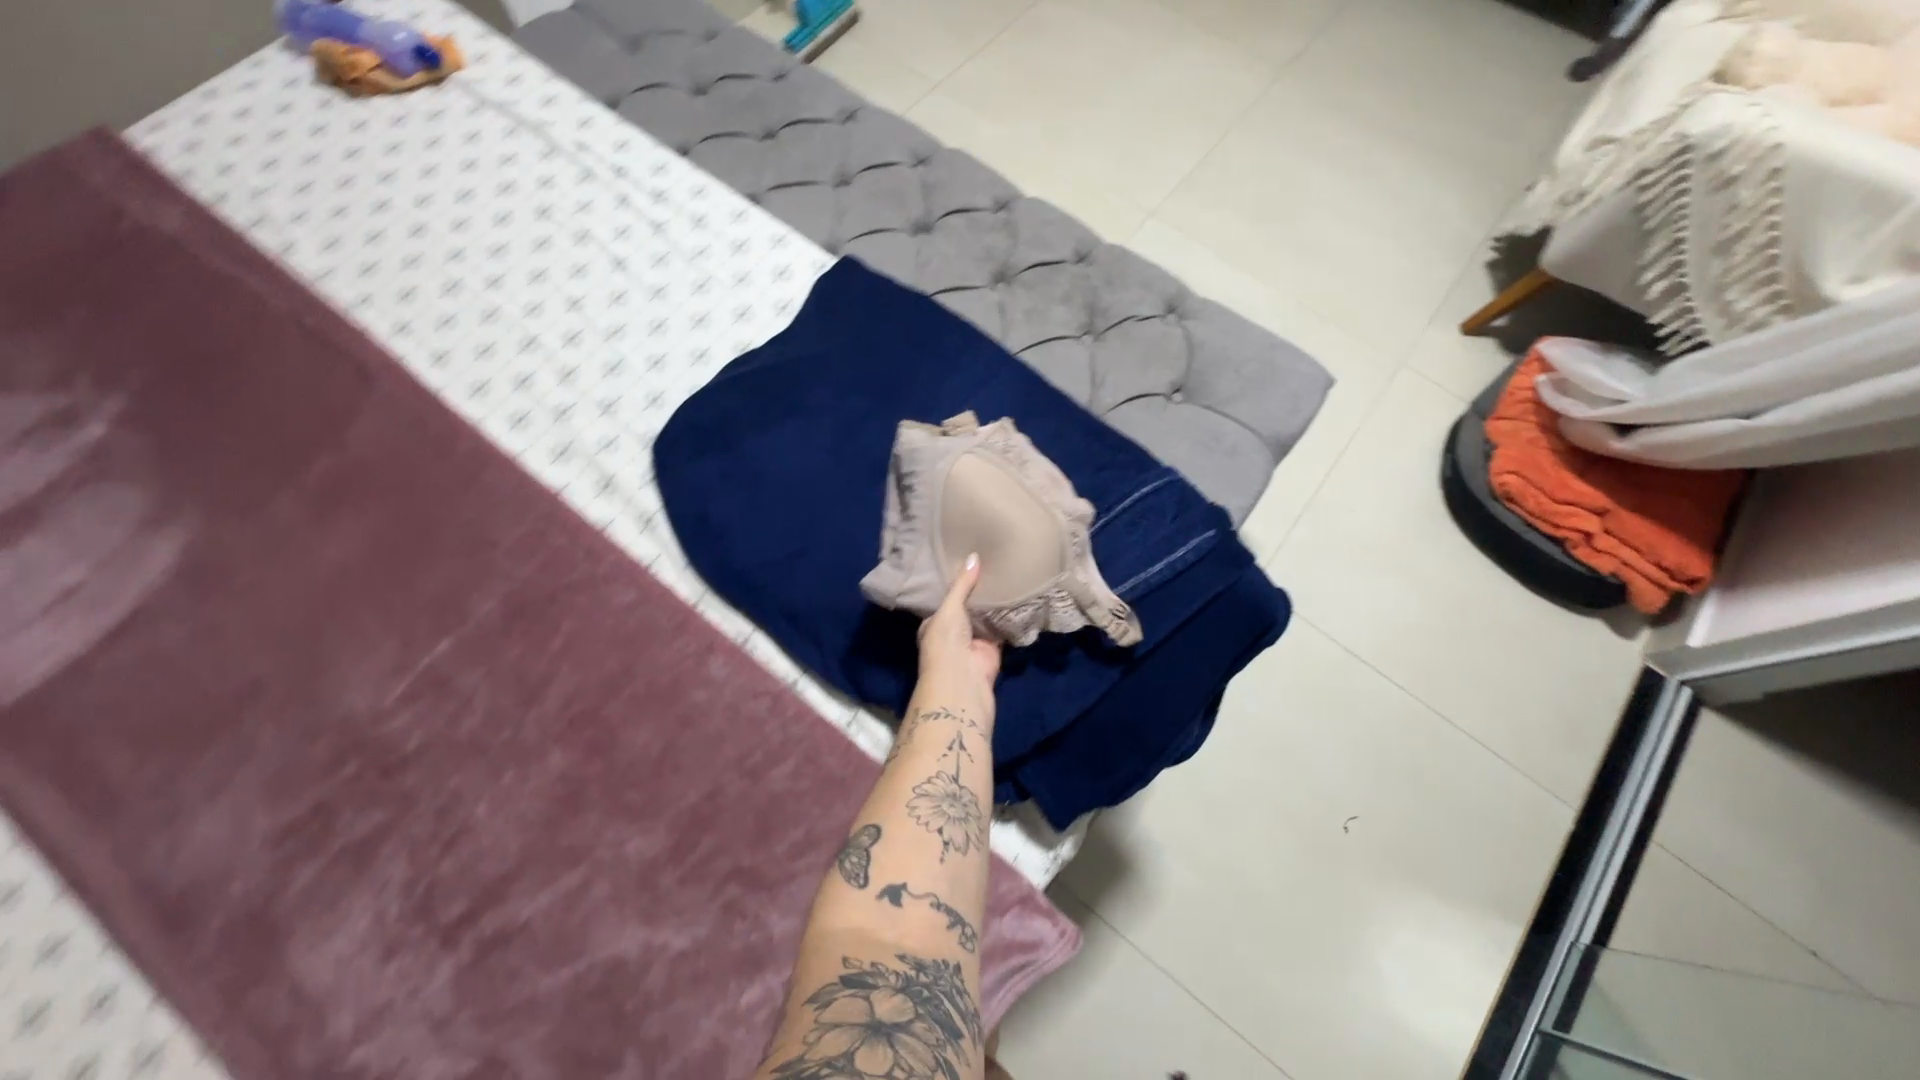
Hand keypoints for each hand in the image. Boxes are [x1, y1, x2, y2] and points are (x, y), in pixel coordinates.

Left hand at [917, 553, 1001, 703]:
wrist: (963, 677)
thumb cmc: (946, 640)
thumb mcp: (950, 607)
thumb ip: (962, 584)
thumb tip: (974, 556)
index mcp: (934, 623)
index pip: (946, 599)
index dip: (956, 584)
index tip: (968, 564)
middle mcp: (953, 632)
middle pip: (967, 608)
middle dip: (978, 593)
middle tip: (992, 565)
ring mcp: (974, 640)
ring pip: (985, 618)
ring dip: (994, 603)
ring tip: (1007, 573)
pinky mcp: (993, 647)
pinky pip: (1002, 628)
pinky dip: (1009, 617)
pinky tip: (1018, 596)